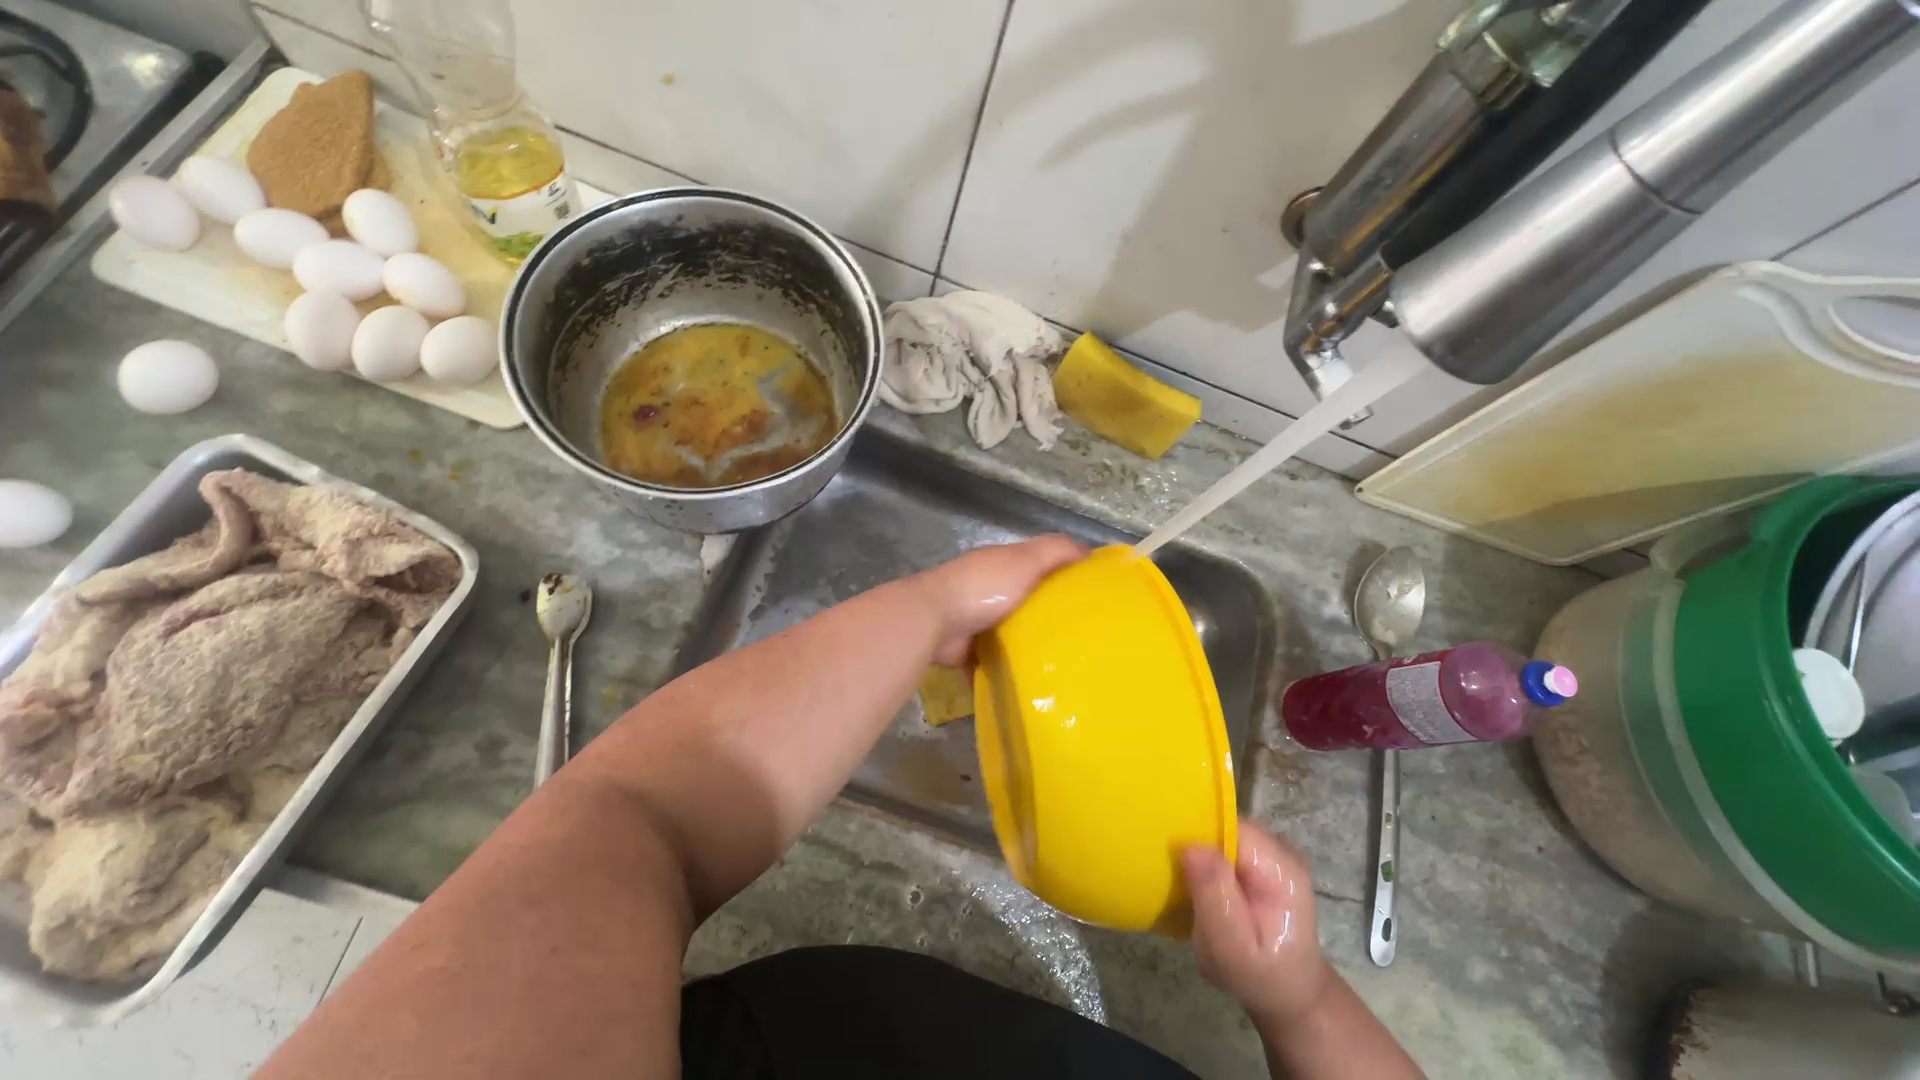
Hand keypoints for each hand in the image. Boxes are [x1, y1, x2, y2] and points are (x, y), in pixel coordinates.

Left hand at [911, 535, 1084, 664]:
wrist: (934, 620)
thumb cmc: (984, 587)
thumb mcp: (1025, 560)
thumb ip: (1055, 551)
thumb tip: (1088, 551)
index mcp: (1000, 566)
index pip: (1035, 567)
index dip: (1059, 577)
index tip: (1086, 597)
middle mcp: (985, 591)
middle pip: (1021, 603)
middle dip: (1042, 618)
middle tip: (1076, 640)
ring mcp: (972, 621)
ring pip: (1005, 635)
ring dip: (1022, 649)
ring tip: (1055, 667)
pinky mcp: (963, 650)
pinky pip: (986, 663)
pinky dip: (999, 673)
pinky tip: (1022, 685)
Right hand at [1183, 821, 1333, 1026]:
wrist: (1289, 994)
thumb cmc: (1260, 977)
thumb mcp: (1231, 949)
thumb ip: (1214, 897)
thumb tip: (1191, 846)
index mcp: (1281, 869)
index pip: (1230, 828)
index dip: (1197, 834)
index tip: (1168, 856)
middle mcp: (1281, 850)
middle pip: (1225, 827)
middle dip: (1195, 846)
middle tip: (1173, 877)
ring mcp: (1272, 854)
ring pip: (1222, 836)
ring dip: (1199, 856)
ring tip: (1184, 885)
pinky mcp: (1261, 862)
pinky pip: (1225, 848)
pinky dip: (1207, 863)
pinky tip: (1199, 887)